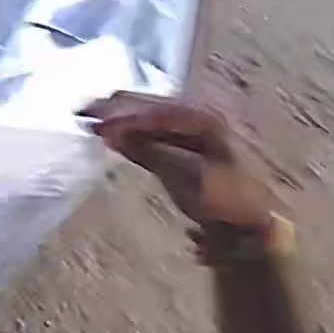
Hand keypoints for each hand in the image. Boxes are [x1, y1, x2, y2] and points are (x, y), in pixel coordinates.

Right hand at [80, 93, 277, 230]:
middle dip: (113, 108)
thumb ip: (146, 149)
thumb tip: (109, 132)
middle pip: (147, 104)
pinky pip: (152, 128)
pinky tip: (112, 132)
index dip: (120, 114)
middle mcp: (199, 114)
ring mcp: (195, 129)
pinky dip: (130, 129)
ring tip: (91, 119)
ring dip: (119, 117)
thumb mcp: (183, 174)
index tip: (92, 121)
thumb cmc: (223, 199)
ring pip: (147, 114)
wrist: (251, 229)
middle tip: (82, 111)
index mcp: (202, 117)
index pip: (151, 109)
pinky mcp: (188, 144)